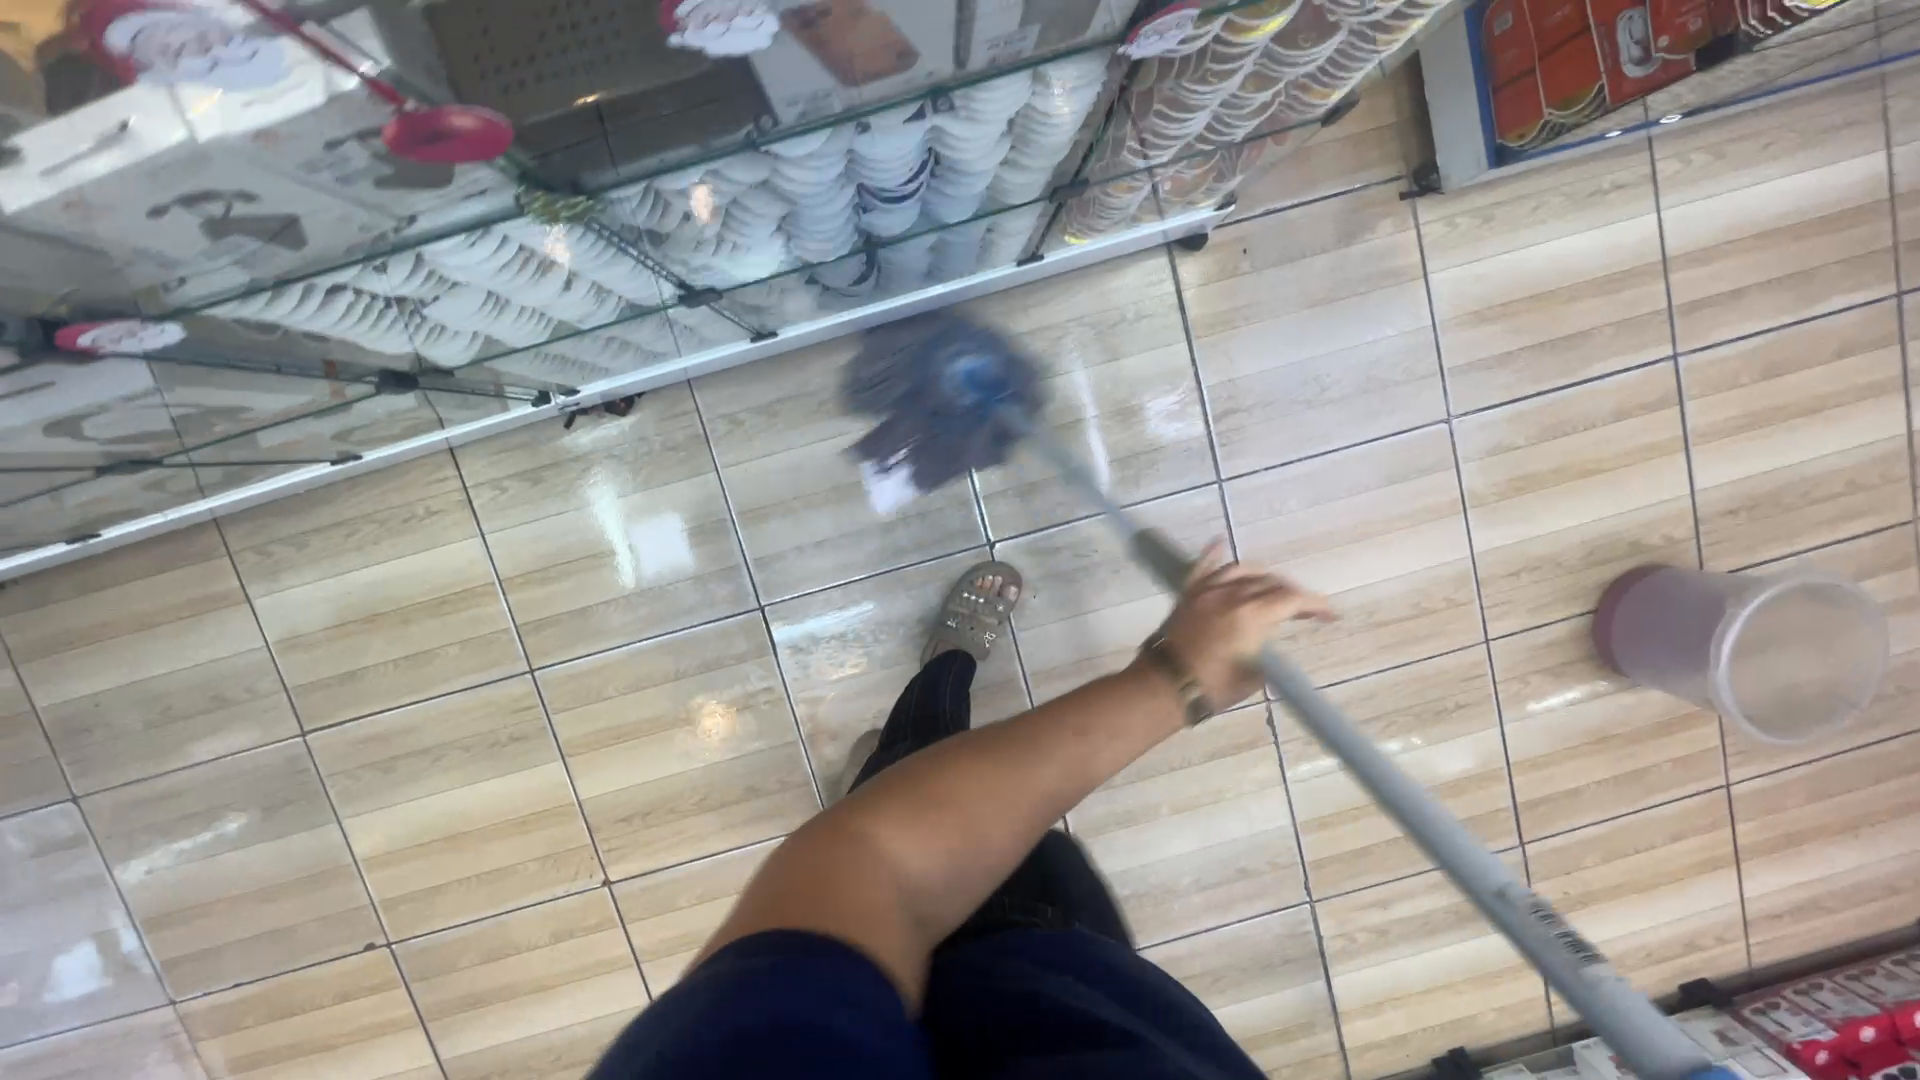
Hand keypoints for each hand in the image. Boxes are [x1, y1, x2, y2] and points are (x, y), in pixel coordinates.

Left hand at [1152, 540, 1333, 707]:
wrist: (1164, 686)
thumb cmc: (1213, 687)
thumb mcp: (1255, 675)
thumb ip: (1268, 650)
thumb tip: (1268, 639)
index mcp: (1251, 615)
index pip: (1291, 599)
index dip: (1315, 605)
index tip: (1330, 614)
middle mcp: (1230, 595)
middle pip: (1269, 583)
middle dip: (1292, 594)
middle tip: (1305, 610)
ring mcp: (1206, 591)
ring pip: (1240, 571)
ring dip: (1262, 576)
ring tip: (1275, 587)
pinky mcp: (1187, 595)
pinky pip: (1201, 567)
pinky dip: (1213, 554)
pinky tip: (1220, 541)